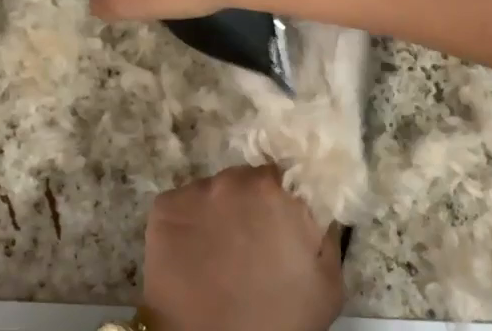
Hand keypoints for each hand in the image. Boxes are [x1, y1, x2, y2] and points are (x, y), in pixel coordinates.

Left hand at [141, 165, 345, 330]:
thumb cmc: (278, 320)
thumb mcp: (327, 285)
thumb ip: (324, 234)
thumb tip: (315, 207)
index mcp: (277, 191)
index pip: (286, 175)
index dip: (285, 197)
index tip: (283, 219)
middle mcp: (234, 179)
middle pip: (247, 181)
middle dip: (252, 204)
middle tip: (253, 243)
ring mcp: (195, 190)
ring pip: (213, 192)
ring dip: (220, 212)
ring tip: (221, 253)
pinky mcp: (164, 205)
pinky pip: (183, 205)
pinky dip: (190, 223)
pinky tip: (194, 254)